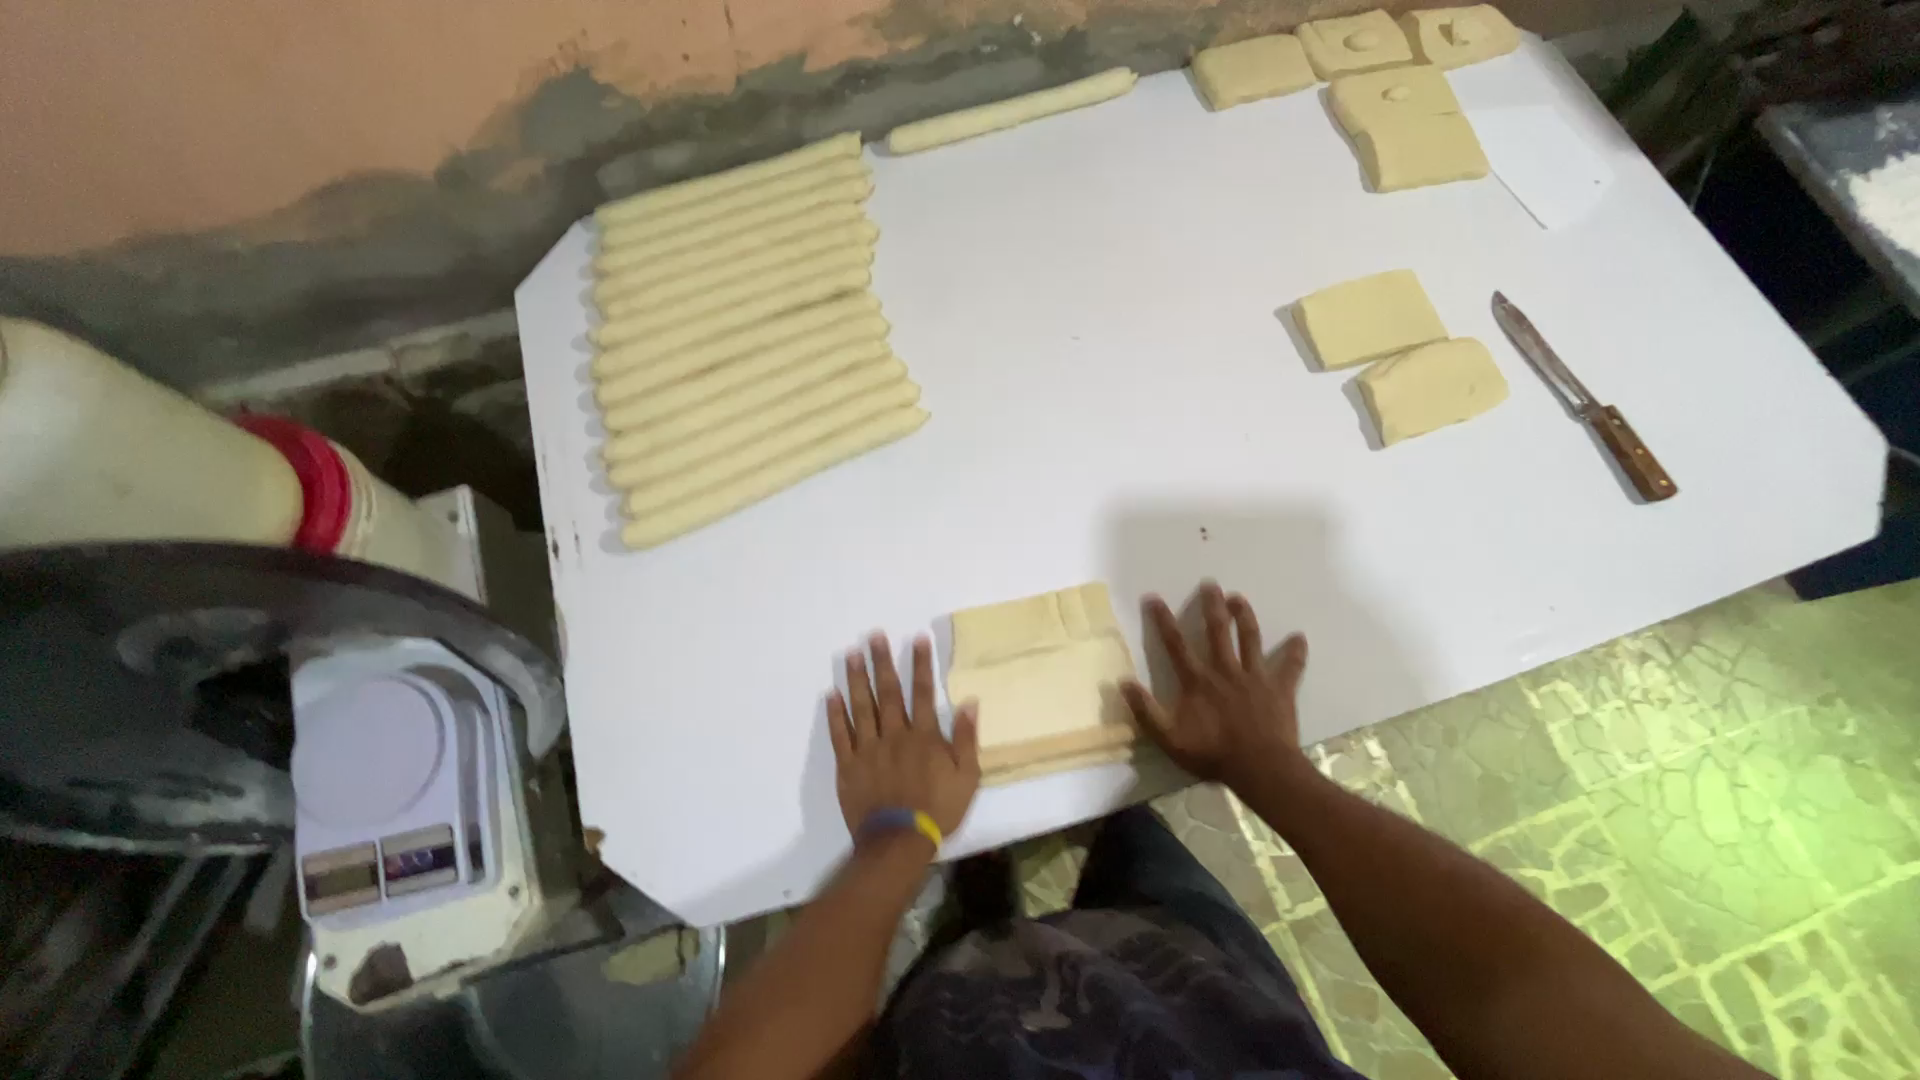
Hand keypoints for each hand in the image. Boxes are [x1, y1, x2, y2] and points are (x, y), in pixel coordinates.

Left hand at [827, 634, 980, 843]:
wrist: (899, 841)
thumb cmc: (938, 810)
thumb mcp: (967, 777)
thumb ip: (967, 738)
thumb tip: (970, 701)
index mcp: (924, 736)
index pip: (923, 693)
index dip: (921, 664)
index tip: (917, 638)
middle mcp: (895, 735)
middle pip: (889, 692)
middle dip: (883, 661)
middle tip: (874, 635)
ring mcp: (868, 749)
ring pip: (862, 707)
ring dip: (857, 679)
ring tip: (852, 654)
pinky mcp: (849, 765)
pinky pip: (841, 735)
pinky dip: (835, 714)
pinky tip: (831, 694)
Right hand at [1121, 582, 1309, 793]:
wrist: (1260, 768)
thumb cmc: (1212, 754)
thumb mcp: (1169, 738)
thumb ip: (1146, 710)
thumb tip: (1123, 682)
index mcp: (1197, 681)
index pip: (1175, 645)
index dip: (1163, 620)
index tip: (1154, 597)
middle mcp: (1225, 671)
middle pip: (1217, 631)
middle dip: (1211, 605)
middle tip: (1210, 583)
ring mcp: (1255, 677)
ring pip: (1250, 639)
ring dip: (1244, 616)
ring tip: (1239, 598)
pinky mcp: (1279, 689)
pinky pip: (1290, 667)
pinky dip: (1295, 652)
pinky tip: (1300, 637)